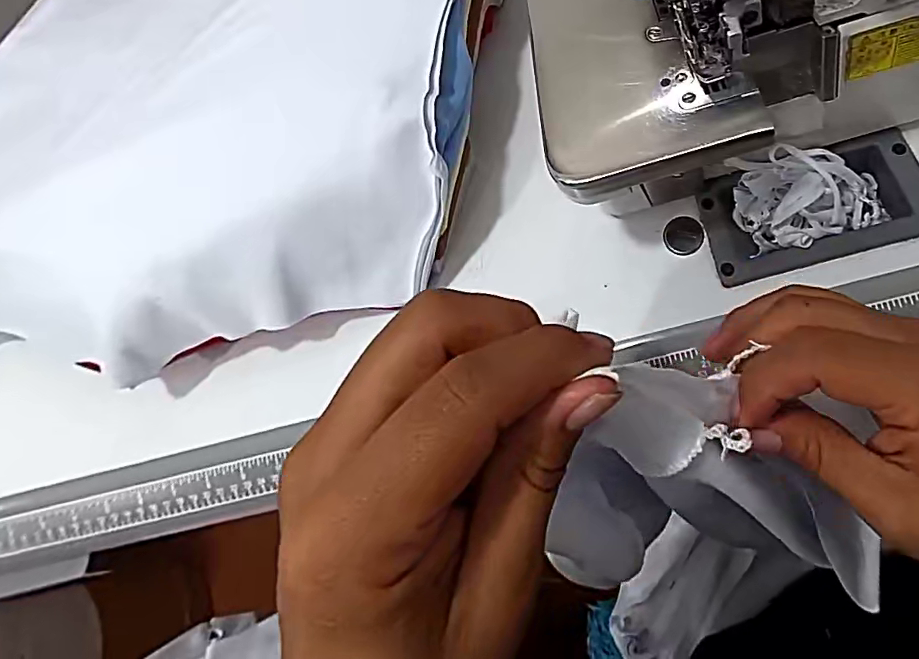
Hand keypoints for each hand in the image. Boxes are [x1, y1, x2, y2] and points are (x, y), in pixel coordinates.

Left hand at [277, 290, 618, 658]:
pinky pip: (411, 351)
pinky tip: (502, 395)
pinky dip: (471, 351)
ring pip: (419, 326)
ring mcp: (323, 436)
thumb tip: (588, 386)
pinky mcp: (339, 426)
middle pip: (426, 329)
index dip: (540, 358)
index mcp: (355, 523)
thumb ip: (537, 473)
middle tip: (566, 369)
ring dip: (492, 334)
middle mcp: (323, 461)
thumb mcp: (497, 591)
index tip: (596, 358)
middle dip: (511, 327)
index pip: (459, 393)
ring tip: (538, 384)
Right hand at [704, 286, 918, 643]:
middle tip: (711, 370)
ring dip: (765, 320)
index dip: (762, 381)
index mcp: (906, 374)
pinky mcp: (898, 341)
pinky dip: (789, 325)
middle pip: (807, 309)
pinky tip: (766, 349)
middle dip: (751, 332)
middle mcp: (901, 335)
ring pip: (815, 300)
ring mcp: (901, 332)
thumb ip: (822, 455)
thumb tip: (759, 427)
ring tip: (725, 352)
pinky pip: (830, 314)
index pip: (811, 352)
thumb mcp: (895, 506)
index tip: (738, 420)